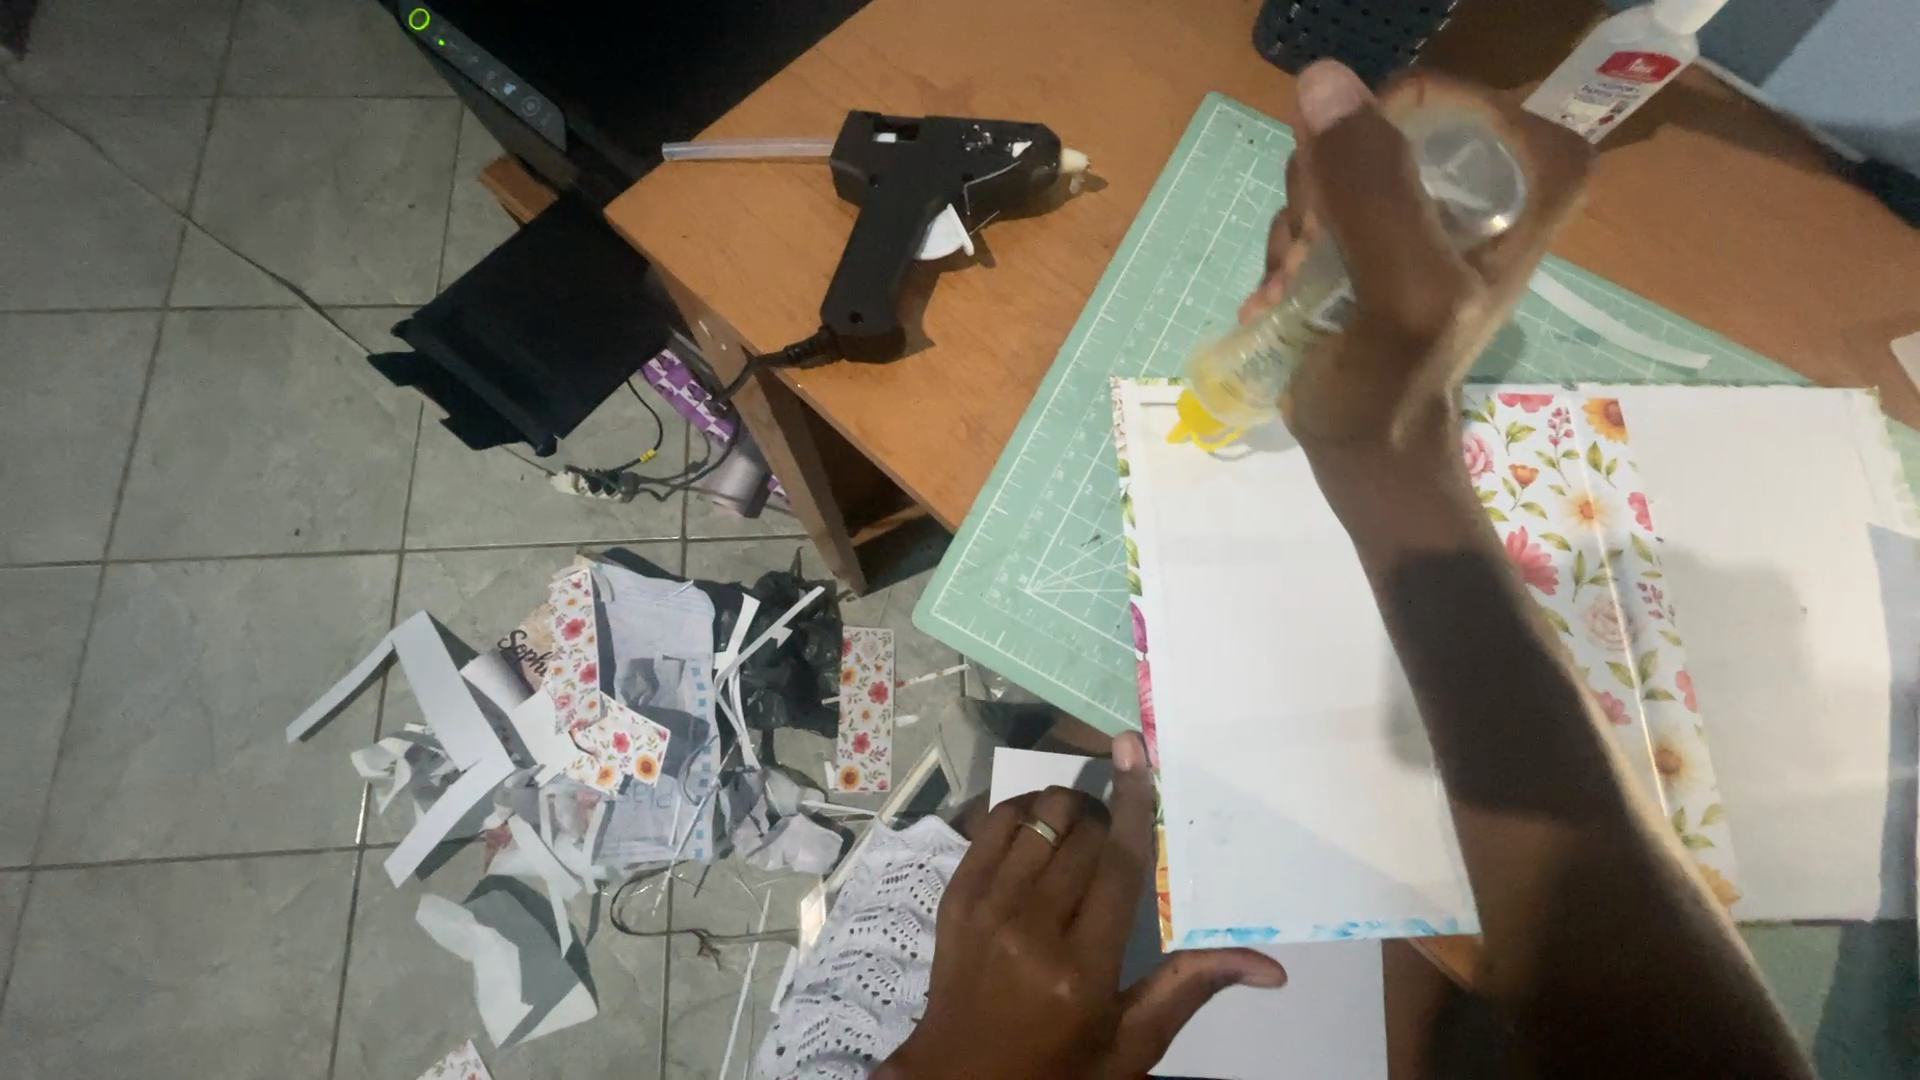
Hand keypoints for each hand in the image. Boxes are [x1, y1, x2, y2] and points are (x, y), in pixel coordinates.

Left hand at [877, 733, 1286, 1079]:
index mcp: (1082, 967)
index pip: (1118, 863)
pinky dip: (1024, 810)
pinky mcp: (957, 891)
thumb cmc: (1058, 1065)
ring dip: (1067, 809)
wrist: (962, 1078)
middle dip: (1104, 817)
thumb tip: (1269, 965)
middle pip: (1080, 833)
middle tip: (1112, 834)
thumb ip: (1189, 987)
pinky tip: (1039, 828)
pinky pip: (995, 821)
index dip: (1132, 803)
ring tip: (1078, 831)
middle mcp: (1030, 924)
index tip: (1134, 751)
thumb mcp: (1130, 1043)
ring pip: (1038, 817)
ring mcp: (986, 903)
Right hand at [1245, 61, 1591, 452]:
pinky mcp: (1372, 241)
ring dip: (1293, 239)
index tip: (1332, 232)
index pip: (1420, 103)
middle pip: (1365, 138)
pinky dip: (1284, 259)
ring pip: (1327, 177)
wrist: (1369, 448)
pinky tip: (1279, 301)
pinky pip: (1310, 214)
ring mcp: (1419, 210)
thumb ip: (1370, 190)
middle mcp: (1480, 175)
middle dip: (1318, 207)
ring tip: (1293, 294)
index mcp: (1528, 169)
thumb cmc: (1397, 383)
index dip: (1356, 159)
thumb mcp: (1400, 288)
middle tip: (1310, 267)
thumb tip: (1317, 78)